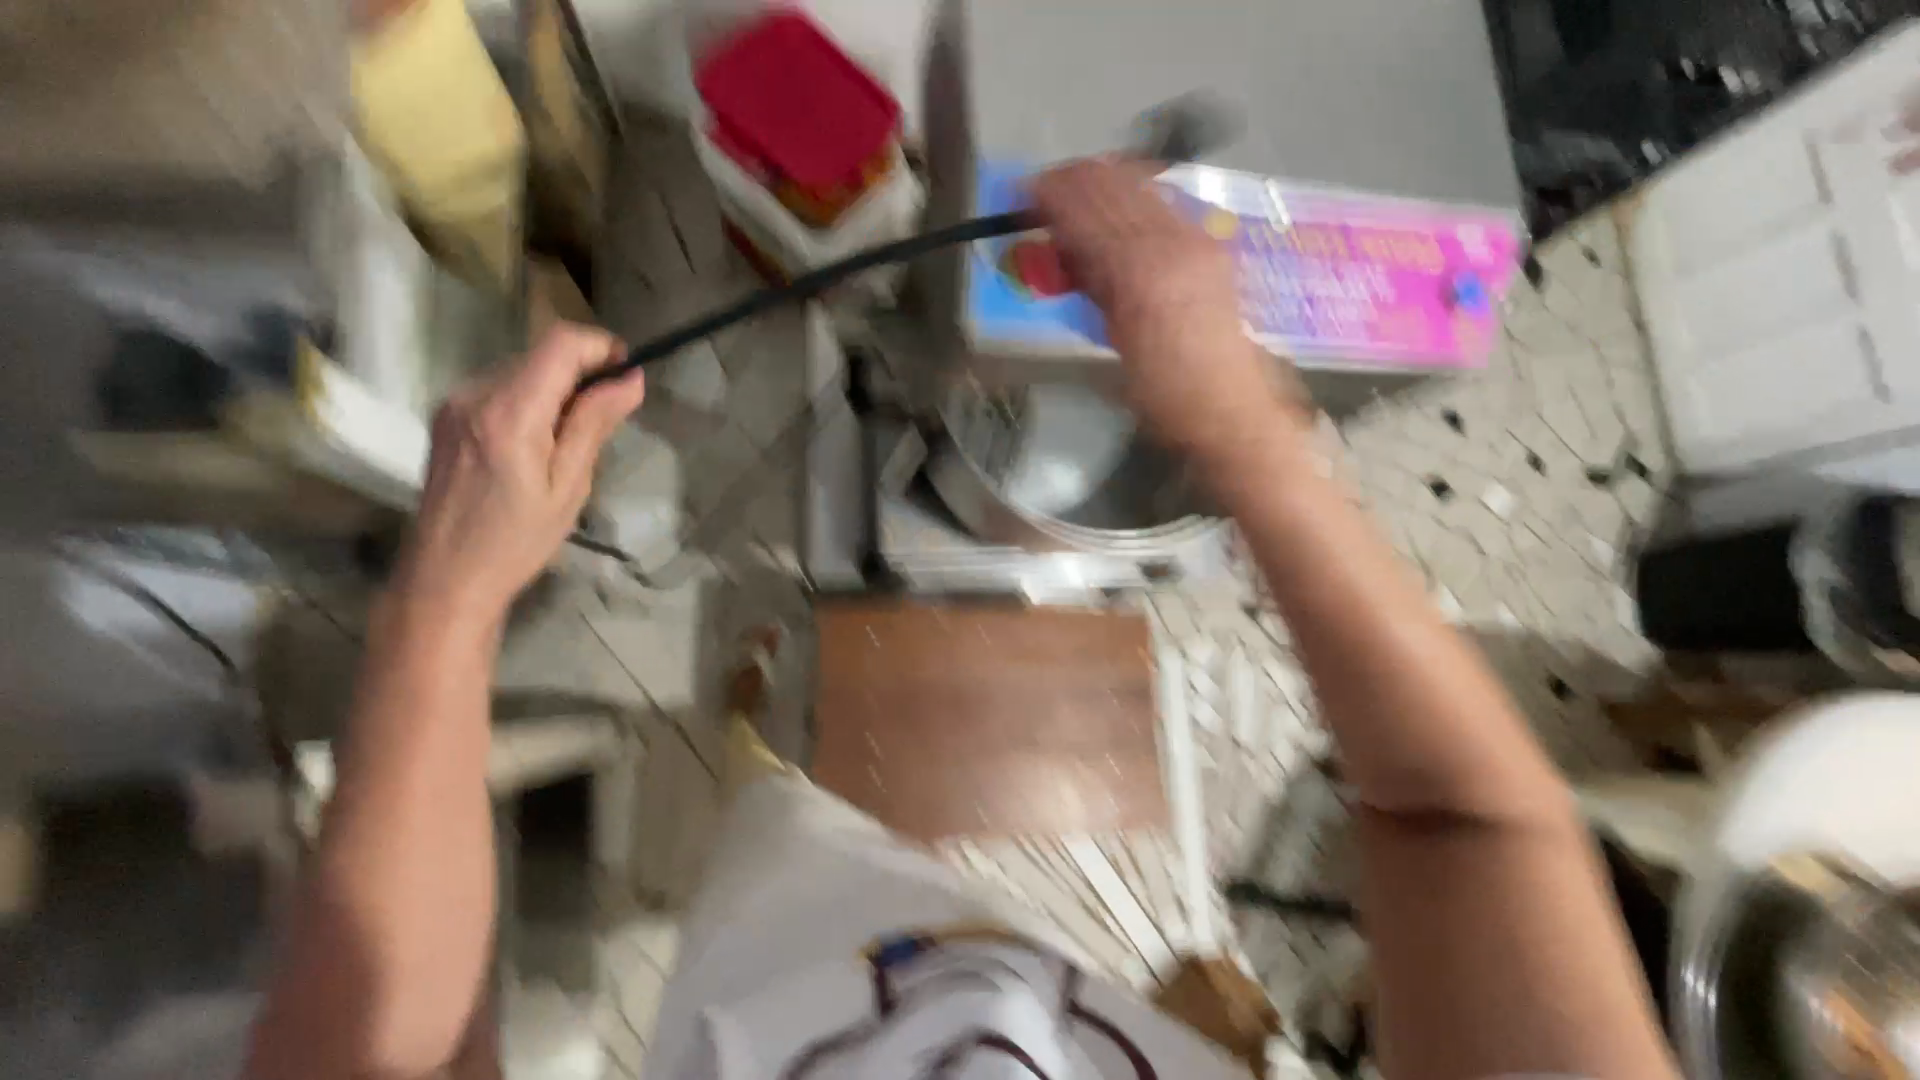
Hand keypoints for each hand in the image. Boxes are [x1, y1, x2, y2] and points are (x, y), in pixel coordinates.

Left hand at [391, 323, 645, 627]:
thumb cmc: (516, 542)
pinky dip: (530, 401)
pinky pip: (500, 388)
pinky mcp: (446, 416)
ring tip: (569, 442)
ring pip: (522, 370)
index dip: (601, 347)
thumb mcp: (568, 487)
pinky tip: (536, 445)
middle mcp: (475, 393)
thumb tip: (630, 379)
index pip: (560, 343)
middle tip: (606, 421)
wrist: (444, 578)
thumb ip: (594, 424)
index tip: (628, 375)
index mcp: (509, 412)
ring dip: (557, 389)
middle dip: (583, 373)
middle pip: (542, 354)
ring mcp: (454, 402)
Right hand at [1029, 160, 1305, 461]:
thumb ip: (1090, 286)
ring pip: (1141, 186)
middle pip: (1113, 186)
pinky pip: (1164, 202)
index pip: (1084, 211)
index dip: (1050, 197)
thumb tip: (1063, 252)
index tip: (1023, 194)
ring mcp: (1197, 238)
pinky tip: (1119, 204)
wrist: (1228, 406)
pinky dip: (1133, 195)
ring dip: (1102, 183)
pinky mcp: (1212, 244)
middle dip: (1073, 183)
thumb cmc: (1160, 392)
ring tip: (1074, 191)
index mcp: (1136, 273)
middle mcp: (1170, 243)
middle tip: (1043, 190)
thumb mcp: (1111, 339)